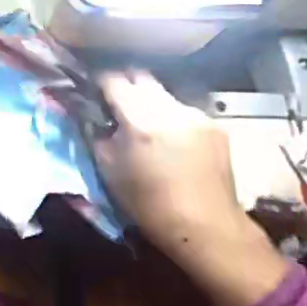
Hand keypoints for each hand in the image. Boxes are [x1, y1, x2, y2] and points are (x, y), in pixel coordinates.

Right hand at [93, 71, 286, 305]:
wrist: (206, 228)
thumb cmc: (149, 205)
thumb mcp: (109, 170)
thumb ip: (98, 134)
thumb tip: (93, 115)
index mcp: (140, 120)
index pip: (113, 79)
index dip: (99, 81)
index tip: (92, 90)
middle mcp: (169, 109)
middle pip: (141, 76)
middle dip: (125, 84)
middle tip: (114, 102)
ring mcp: (195, 114)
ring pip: (163, 93)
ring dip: (149, 101)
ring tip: (143, 124)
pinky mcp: (214, 125)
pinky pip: (182, 110)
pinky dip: (170, 117)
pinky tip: (169, 139)